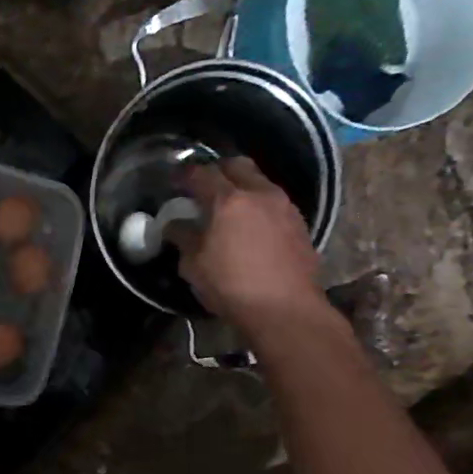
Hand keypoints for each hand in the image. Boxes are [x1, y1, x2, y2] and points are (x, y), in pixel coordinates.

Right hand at [175, 157, 325, 334]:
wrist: (284, 308)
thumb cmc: (230, 286)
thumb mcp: (193, 265)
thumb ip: (182, 237)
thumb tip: (174, 225)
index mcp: (228, 201)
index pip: (201, 174)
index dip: (184, 175)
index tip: (174, 181)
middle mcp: (259, 193)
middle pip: (236, 165)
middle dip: (217, 171)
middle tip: (203, 187)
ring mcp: (284, 205)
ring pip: (259, 181)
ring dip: (240, 187)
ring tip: (227, 207)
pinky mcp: (298, 222)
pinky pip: (273, 201)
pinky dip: (257, 204)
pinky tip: (249, 225)